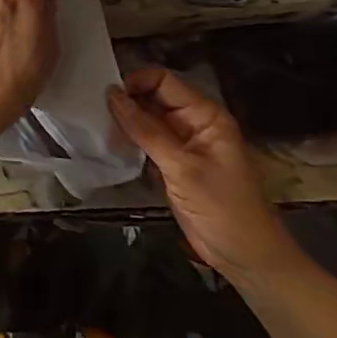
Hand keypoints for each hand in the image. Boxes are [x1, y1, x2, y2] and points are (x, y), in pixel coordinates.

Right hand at [107, 67, 301, 279]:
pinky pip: (146, 140)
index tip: (106, 94)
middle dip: (126, 100)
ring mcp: (182, 144)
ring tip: (96, 122)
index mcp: (206, 116)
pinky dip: (129, 139)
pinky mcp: (172, 164)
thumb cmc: (222, 208)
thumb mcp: (182, 168)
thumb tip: (113, 96)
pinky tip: (108, 141)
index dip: (136, 82)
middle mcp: (193, 123)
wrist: (244, 255)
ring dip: (124, 120)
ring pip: (147, 119)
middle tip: (93, 108)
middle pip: (154, 97)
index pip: (165, 82)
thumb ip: (146, 131)